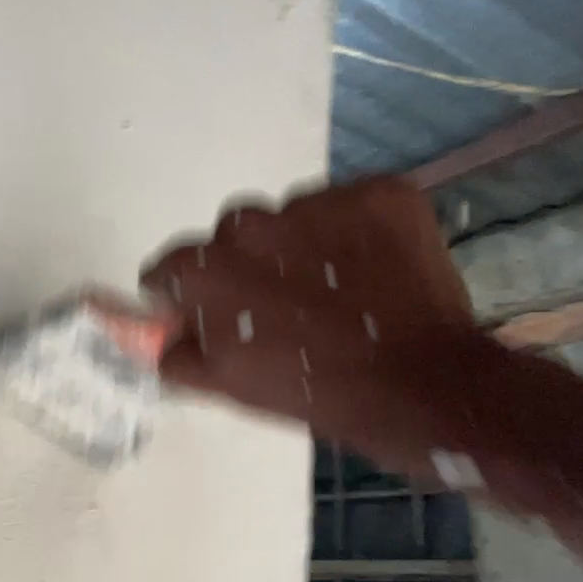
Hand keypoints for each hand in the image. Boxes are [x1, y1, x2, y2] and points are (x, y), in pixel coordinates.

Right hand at [139, 176, 481, 456]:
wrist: (421, 383)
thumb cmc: (307, 387)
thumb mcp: (220, 383)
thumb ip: (172, 351)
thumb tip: (162, 332)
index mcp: (203, 268)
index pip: (171, 266)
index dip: (187, 293)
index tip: (212, 313)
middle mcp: (249, 224)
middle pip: (230, 235)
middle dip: (244, 262)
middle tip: (279, 301)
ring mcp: (317, 204)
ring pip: (290, 217)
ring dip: (298, 243)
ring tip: (332, 284)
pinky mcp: (380, 194)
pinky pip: (348, 204)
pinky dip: (353, 230)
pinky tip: (369, 266)